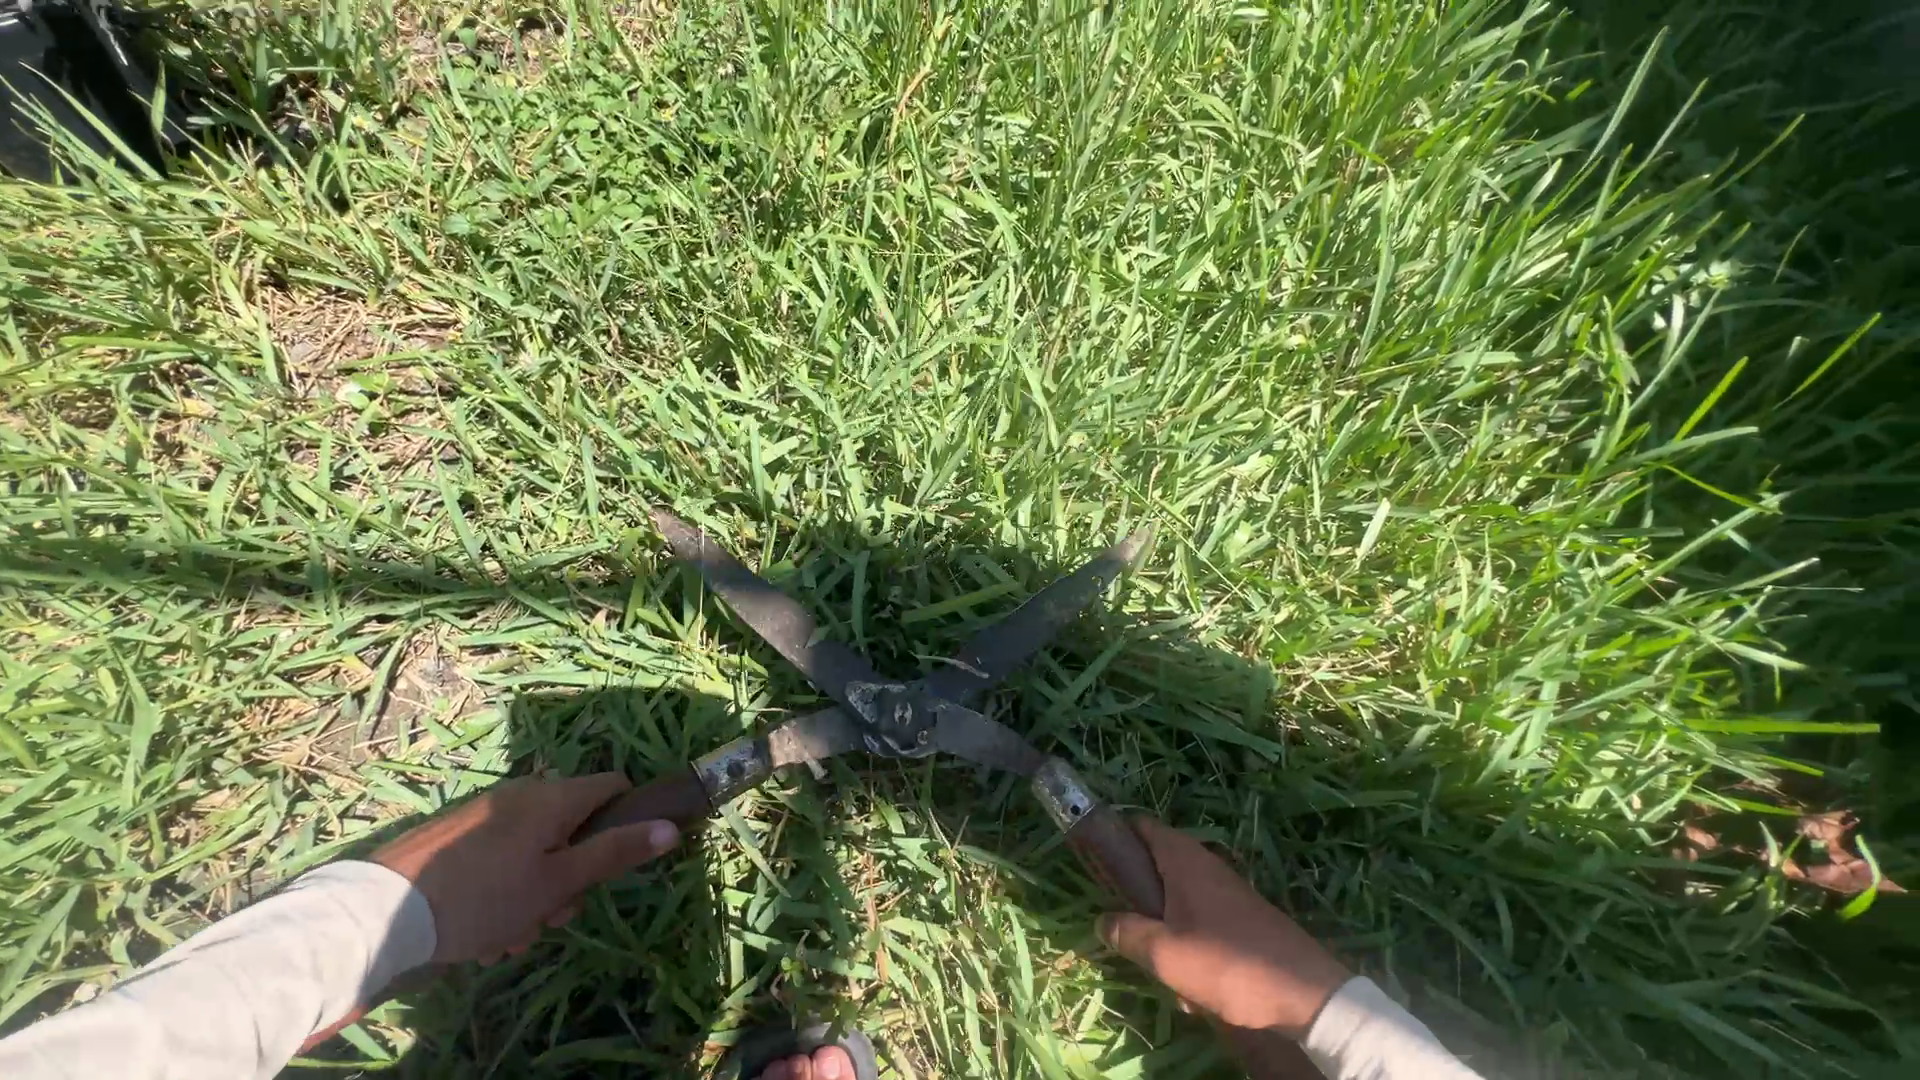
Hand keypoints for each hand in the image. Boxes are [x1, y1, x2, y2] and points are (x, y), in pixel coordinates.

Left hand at [371, 772, 680, 963]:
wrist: (374, 916)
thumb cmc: (484, 897)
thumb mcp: (559, 883)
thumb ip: (616, 853)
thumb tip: (672, 828)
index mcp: (555, 797)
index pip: (615, 786)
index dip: (627, 818)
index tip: (615, 860)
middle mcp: (523, 793)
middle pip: (573, 824)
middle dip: (574, 871)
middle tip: (555, 914)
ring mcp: (484, 813)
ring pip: (536, 847)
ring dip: (537, 888)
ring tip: (513, 933)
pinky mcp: (453, 835)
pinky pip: (500, 855)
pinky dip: (504, 887)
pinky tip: (484, 929)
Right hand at [1098, 817, 1351, 1037]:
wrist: (1305, 994)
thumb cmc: (1226, 962)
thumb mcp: (1163, 953)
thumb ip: (1126, 933)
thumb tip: (1101, 920)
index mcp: (1183, 858)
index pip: (1141, 825)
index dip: (1114, 834)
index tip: (1093, 858)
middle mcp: (1205, 864)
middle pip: (1156, 863)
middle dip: (1137, 894)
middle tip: (1122, 923)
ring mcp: (1226, 890)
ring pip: (1177, 899)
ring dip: (1163, 928)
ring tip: (1159, 967)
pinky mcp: (1242, 917)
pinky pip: (1201, 921)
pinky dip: (1189, 945)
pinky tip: (1193, 987)